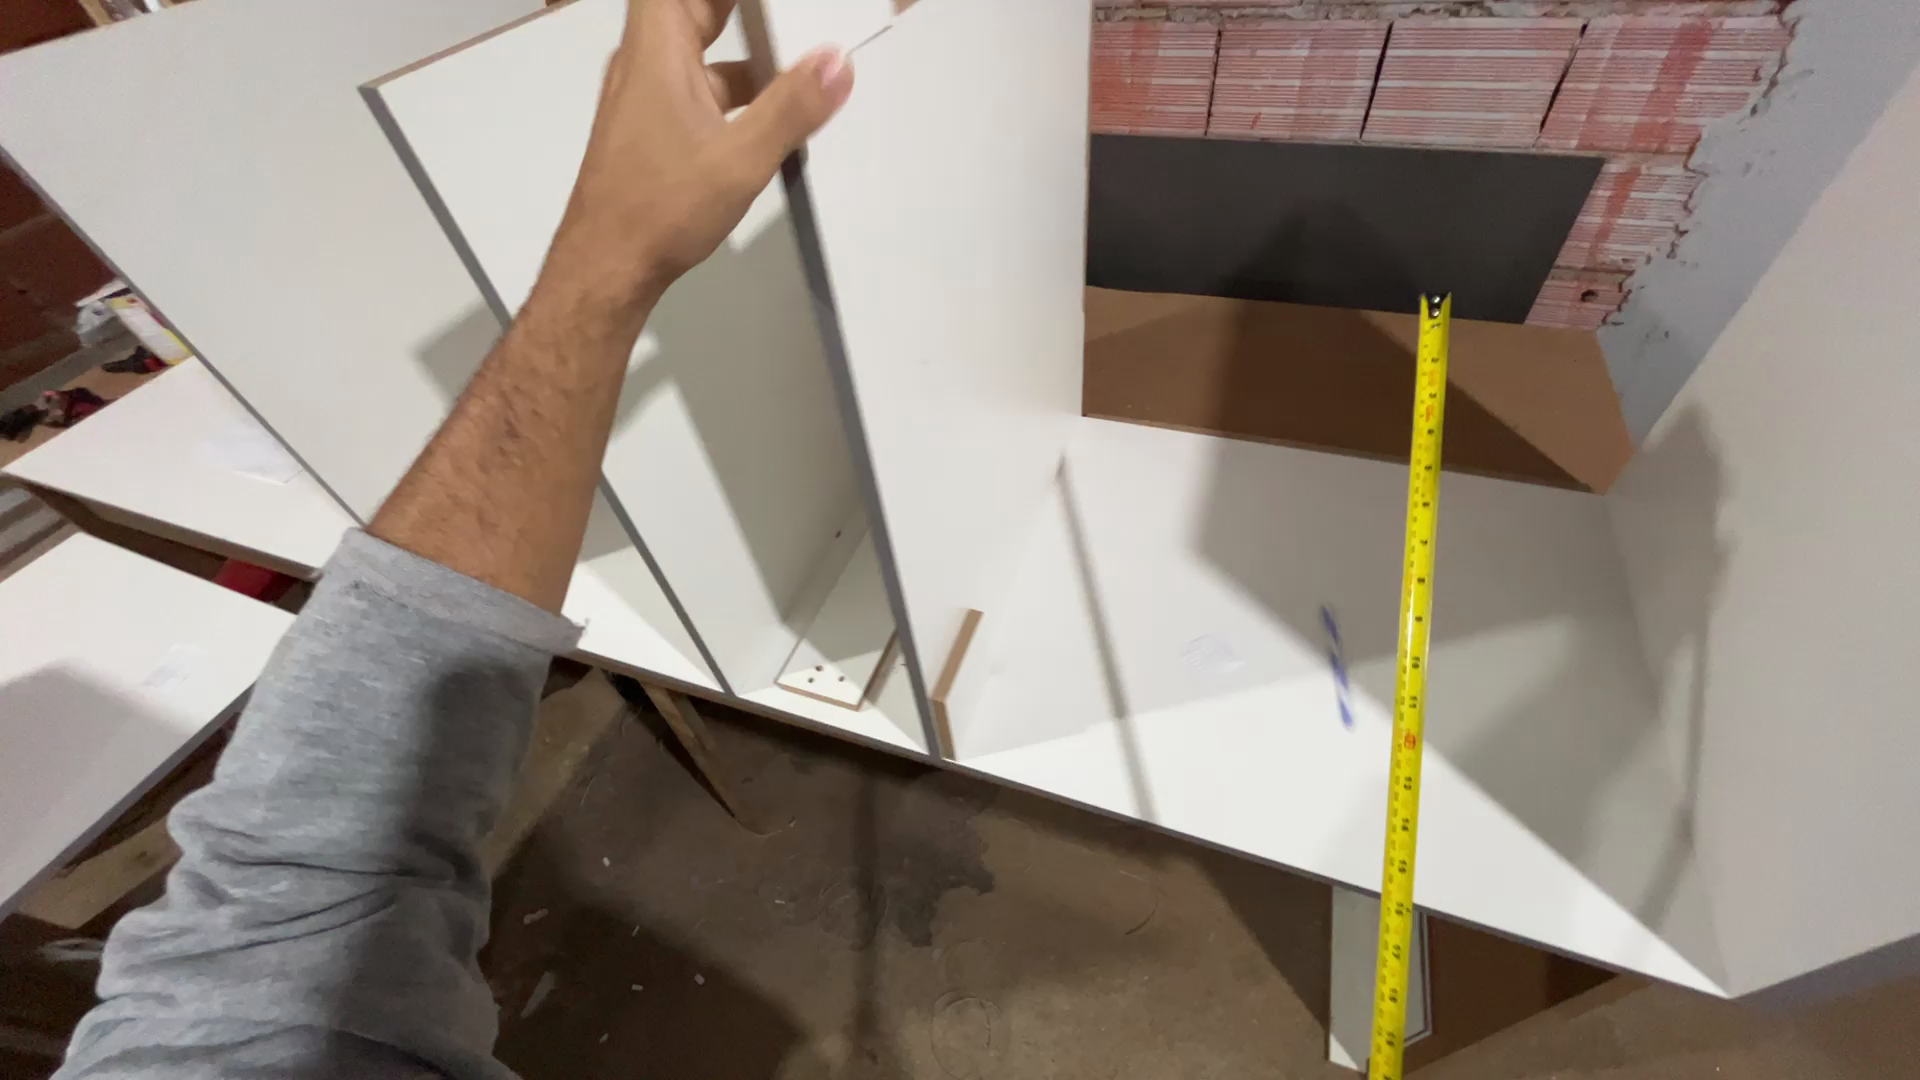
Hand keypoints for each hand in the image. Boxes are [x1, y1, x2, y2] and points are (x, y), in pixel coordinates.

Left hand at [540, 0, 854, 327]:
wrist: (610, 263)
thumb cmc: (664, 205)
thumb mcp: (740, 158)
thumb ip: (791, 109)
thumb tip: (837, 61)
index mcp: (658, 44)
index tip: (780, 4)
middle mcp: (647, 59)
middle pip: (700, 9)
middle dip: (751, 13)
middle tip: (800, 23)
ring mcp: (648, 98)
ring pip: (704, 57)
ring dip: (749, 60)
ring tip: (801, 69)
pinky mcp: (655, 133)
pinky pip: (702, 95)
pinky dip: (737, 100)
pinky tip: (772, 125)